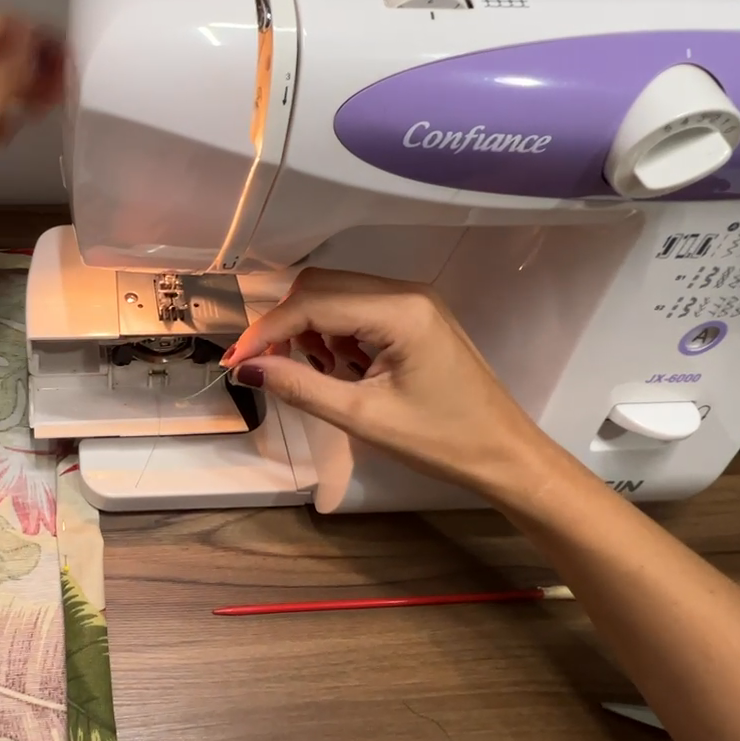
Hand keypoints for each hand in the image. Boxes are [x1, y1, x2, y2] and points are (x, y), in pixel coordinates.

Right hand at [220, 268, 562, 500]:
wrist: (504, 454)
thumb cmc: (440, 441)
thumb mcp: (362, 417)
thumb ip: (300, 386)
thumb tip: (246, 367)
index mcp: (399, 312)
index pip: (312, 304)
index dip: (266, 331)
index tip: (235, 362)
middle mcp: (405, 292)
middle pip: (320, 286)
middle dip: (283, 324)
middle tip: (263, 366)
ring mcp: (412, 299)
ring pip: (334, 292)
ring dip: (306, 325)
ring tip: (306, 370)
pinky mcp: (414, 313)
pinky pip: (355, 306)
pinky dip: (331, 329)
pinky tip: (335, 365)